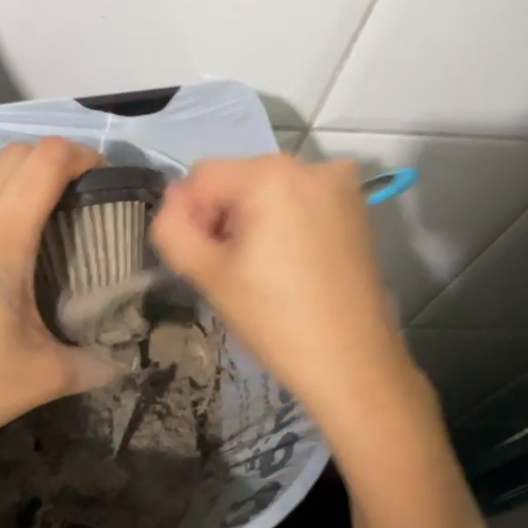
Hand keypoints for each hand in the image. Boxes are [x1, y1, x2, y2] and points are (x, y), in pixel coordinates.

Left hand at [0, 138, 124, 474]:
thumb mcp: (46, 376)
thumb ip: (95, 361)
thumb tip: (124, 361)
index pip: (45, 162)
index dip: (83, 157)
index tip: (105, 180)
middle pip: (11, 156)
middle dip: (52, 162)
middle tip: (80, 197)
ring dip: (11, 174)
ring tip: (37, 210)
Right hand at [151, 155, 417, 420]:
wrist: (351, 361)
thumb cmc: (273, 320)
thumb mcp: (206, 275)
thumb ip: (172, 228)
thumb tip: (173, 202)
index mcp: (268, 175)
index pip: (200, 177)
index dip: (189, 217)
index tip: (201, 262)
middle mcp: (308, 166)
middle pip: (237, 180)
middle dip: (222, 218)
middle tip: (229, 272)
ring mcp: (338, 185)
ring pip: (267, 191)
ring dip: (251, 221)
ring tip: (260, 272)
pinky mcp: (355, 208)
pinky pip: (299, 203)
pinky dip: (283, 224)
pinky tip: (288, 266)